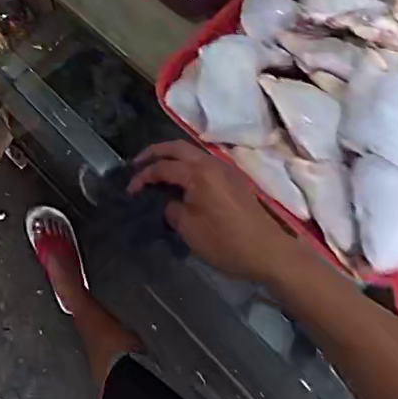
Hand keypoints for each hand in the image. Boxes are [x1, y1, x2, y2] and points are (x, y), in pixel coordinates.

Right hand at [129, 141, 307, 284]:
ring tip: (156, 171)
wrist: (268, 251)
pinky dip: (186, 165)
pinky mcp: (233, 180)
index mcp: (198, 173)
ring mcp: (225, 169)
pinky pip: (203, 163)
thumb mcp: (189, 229)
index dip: (143, 177)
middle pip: (177, 147)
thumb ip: (173, 209)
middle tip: (137, 165)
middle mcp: (211, 163)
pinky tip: (180, 181)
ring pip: (192, 152)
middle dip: (155, 152)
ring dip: (172, 157)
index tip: (130, 191)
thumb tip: (170, 201)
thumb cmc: (226, 242)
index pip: (163, 167)